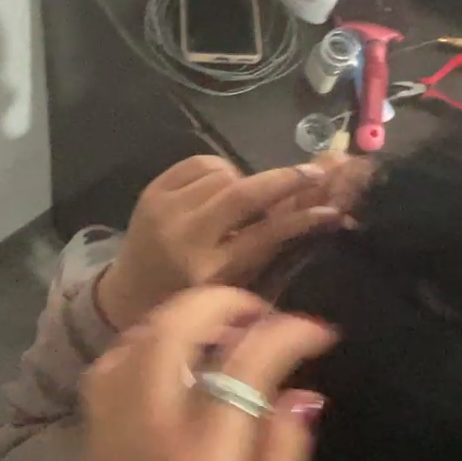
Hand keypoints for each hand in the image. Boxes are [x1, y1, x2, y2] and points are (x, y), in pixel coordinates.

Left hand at [62, 287, 337, 460]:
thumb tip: (304, 393)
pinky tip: (172, 356)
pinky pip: (112, 362)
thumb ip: (284, 456)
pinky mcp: (94, 433)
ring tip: (224, 328)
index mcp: (201, 453)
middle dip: (223, 300)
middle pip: (174, 326)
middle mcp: (149, 425)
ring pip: (137, 336)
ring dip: (183, 316)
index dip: (287, 332)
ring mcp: (113, 425)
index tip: (319, 332)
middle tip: (263, 313)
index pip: (245, 361)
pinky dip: (145, 340)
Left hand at [96, 155, 368, 329]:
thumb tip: (321, 213)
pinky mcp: (152, 191)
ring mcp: (165, 210)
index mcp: (210, 272)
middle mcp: (186, 239)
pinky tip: (220, 188)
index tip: (333, 208)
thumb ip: (270, 250)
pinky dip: (220, 170)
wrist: (128, 294)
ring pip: (225, 174)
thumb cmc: (189, 298)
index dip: (303, 219)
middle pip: (244, 194)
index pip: (265, 236)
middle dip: (286, 178)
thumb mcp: (234, 284)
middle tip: (317, 171)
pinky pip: (200, 162)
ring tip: (247, 199)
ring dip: (246, 180)